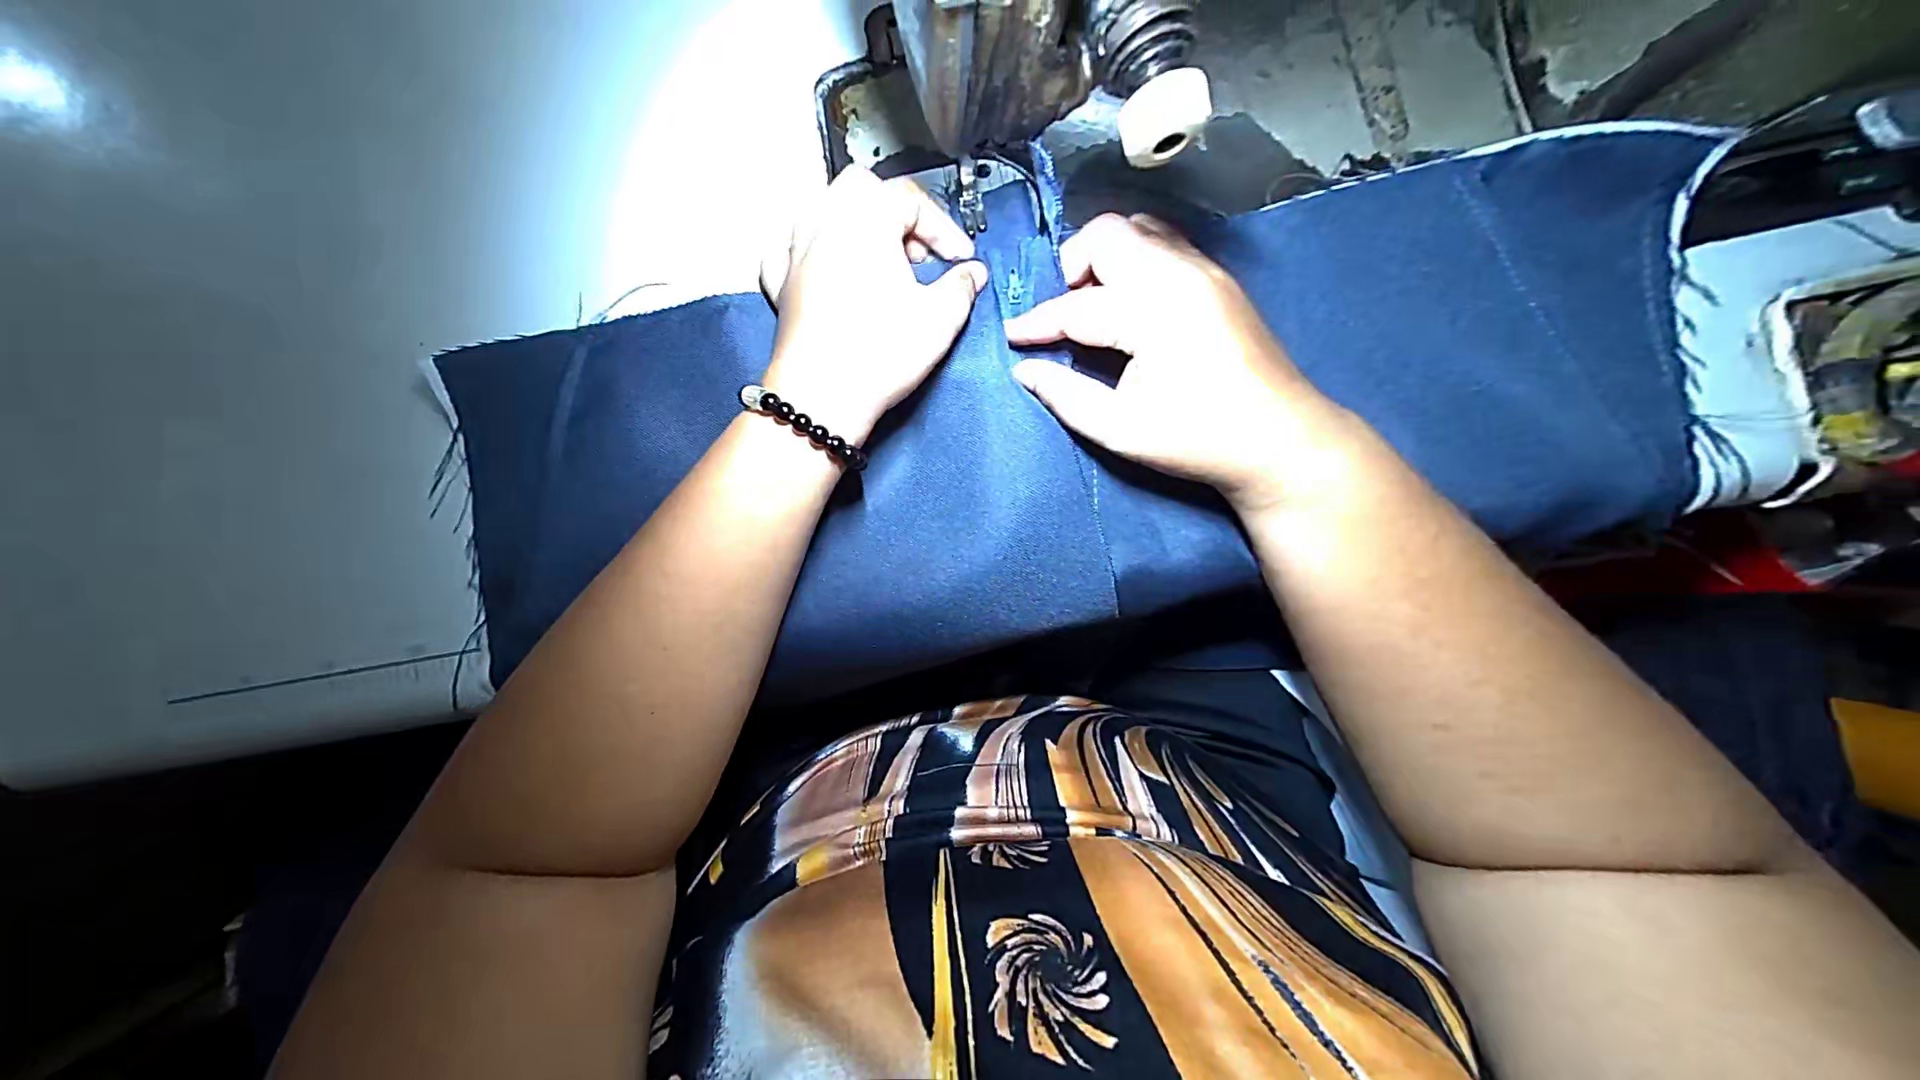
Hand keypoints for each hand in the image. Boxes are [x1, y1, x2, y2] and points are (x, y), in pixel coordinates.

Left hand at [759, 166, 988, 443]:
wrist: (824, 396)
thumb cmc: (876, 355)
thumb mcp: (941, 318)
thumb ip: (962, 286)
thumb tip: (971, 275)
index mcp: (866, 218)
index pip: (912, 201)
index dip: (944, 230)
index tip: (959, 260)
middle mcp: (824, 222)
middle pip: (864, 191)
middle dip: (897, 216)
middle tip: (920, 256)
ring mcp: (796, 252)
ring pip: (825, 210)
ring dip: (858, 227)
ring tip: (882, 264)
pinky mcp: (782, 284)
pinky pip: (793, 248)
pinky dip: (815, 250)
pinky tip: (830, 268)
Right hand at [1005, 213, 1360, 512]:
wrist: (1280, 439)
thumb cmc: (1197, 439)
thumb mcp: (1119, 428)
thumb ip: (1065, 394)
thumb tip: (1025, 370)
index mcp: (1151, 310)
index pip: (1077, 304)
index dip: (1038, 322)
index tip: (1013, 336)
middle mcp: (1178, 274)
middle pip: (1108, 234)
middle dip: (1073, 266)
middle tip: (1063, 313)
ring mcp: (1204, 270)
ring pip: (1139, 229)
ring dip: (1106, 257)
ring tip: (1096, 305)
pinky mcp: (1219, 279)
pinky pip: (1165, 244)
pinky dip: (1135, 260)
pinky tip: (1131, 304)